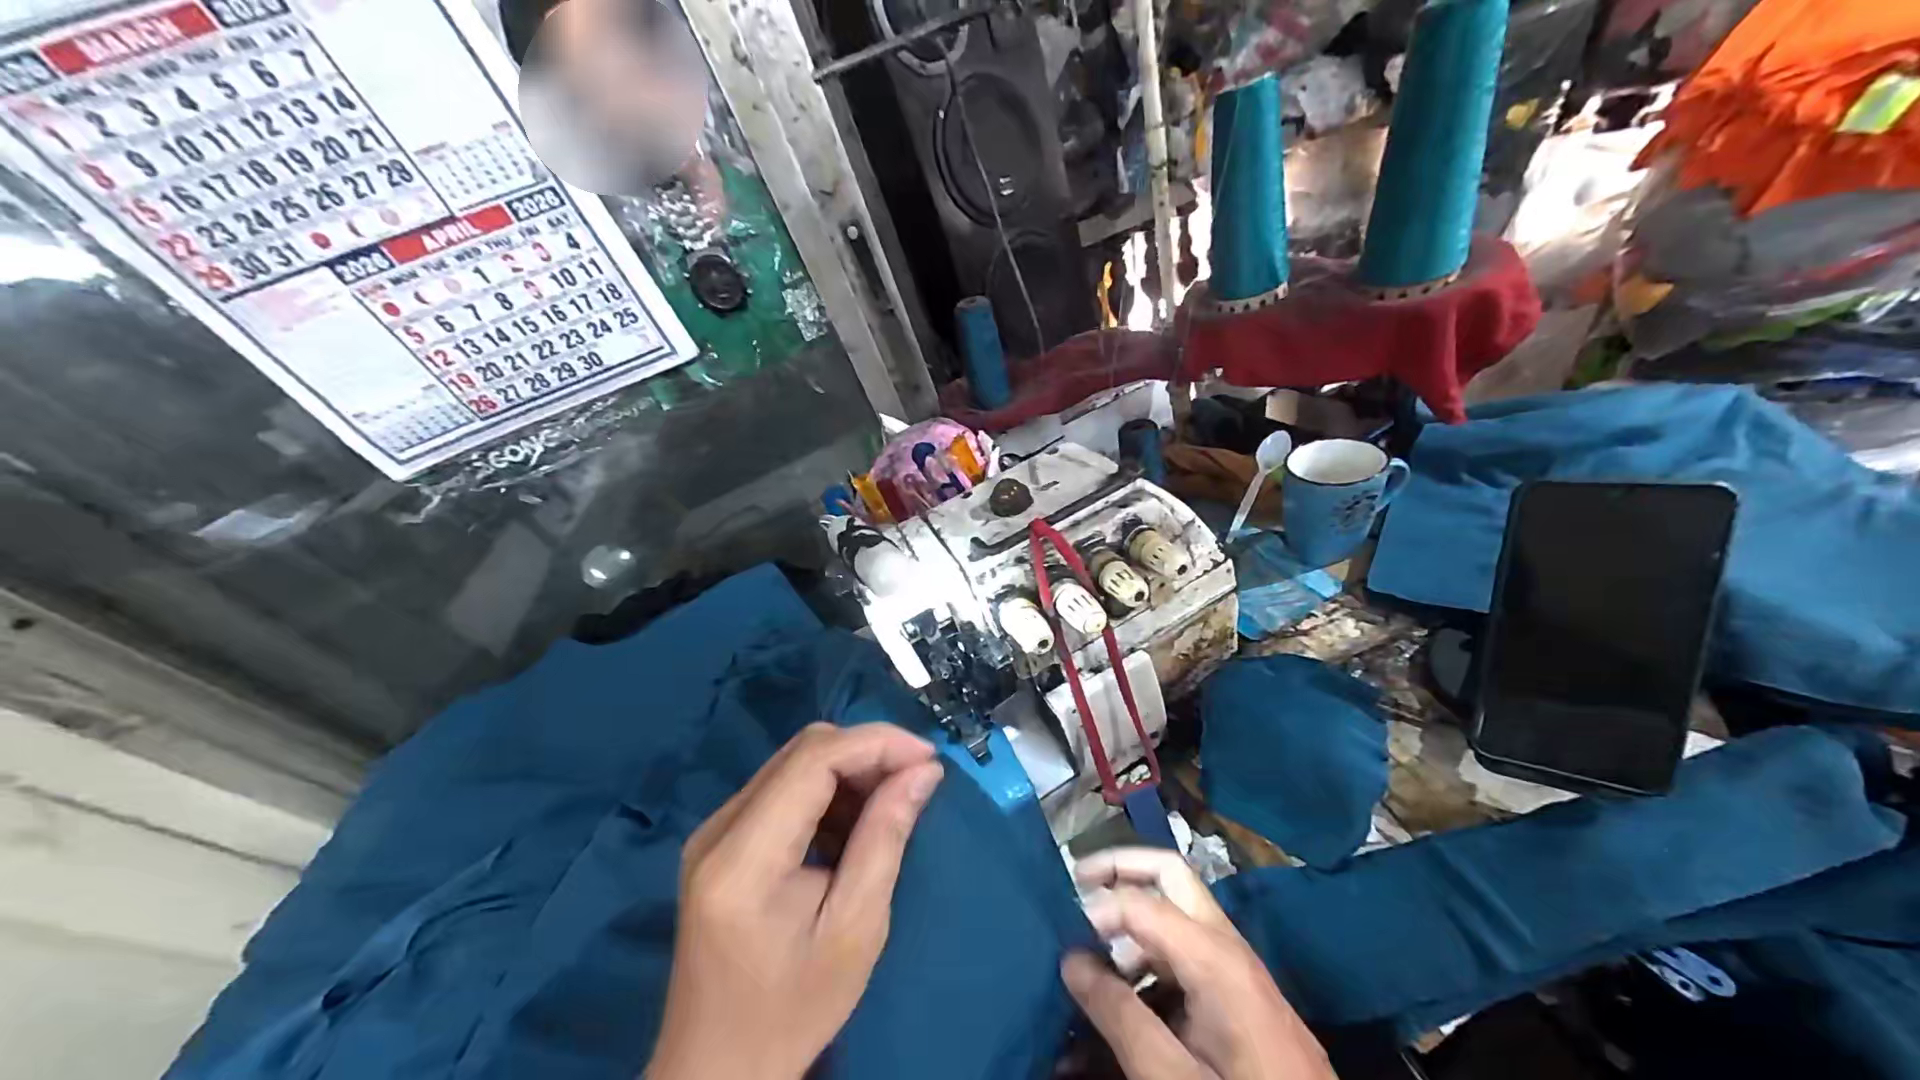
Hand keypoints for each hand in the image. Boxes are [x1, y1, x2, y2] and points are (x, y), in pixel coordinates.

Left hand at [646, 723, 944, 1079]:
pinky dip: (826, 792)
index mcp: (742, 857)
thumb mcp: (855, 929)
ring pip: (794, 763)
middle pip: (802, 751)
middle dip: (867, 753)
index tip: (929, 758)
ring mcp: (713, 831)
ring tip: (890, 805)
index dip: (876, 743)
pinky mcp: (720, 840)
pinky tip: (853, 826)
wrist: (718, 1068)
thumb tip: (923, 771)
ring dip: (849, 771)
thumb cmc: (792, 1010)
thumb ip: (885, 838)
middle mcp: (717, 829)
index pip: (812, 760)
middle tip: (916, 781)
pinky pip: (782, 788)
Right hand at [1063, 848, 1335, 1079]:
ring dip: (1133, 917)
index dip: (1094, 911)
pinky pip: (1186, 951)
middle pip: (1170, 874)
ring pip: (1177, 911)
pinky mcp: (1239, 994)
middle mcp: (1228, 946)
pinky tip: (1125, 995)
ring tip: (1093, 956)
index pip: (1140, 901)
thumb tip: (1071, 960)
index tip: (1061, 941)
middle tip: (1076, 881)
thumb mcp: (1170, 1078)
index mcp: (1215, 958)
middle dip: (1120, 868)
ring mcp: (1237, 967)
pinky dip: (1149, 954)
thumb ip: (1119, 1015)